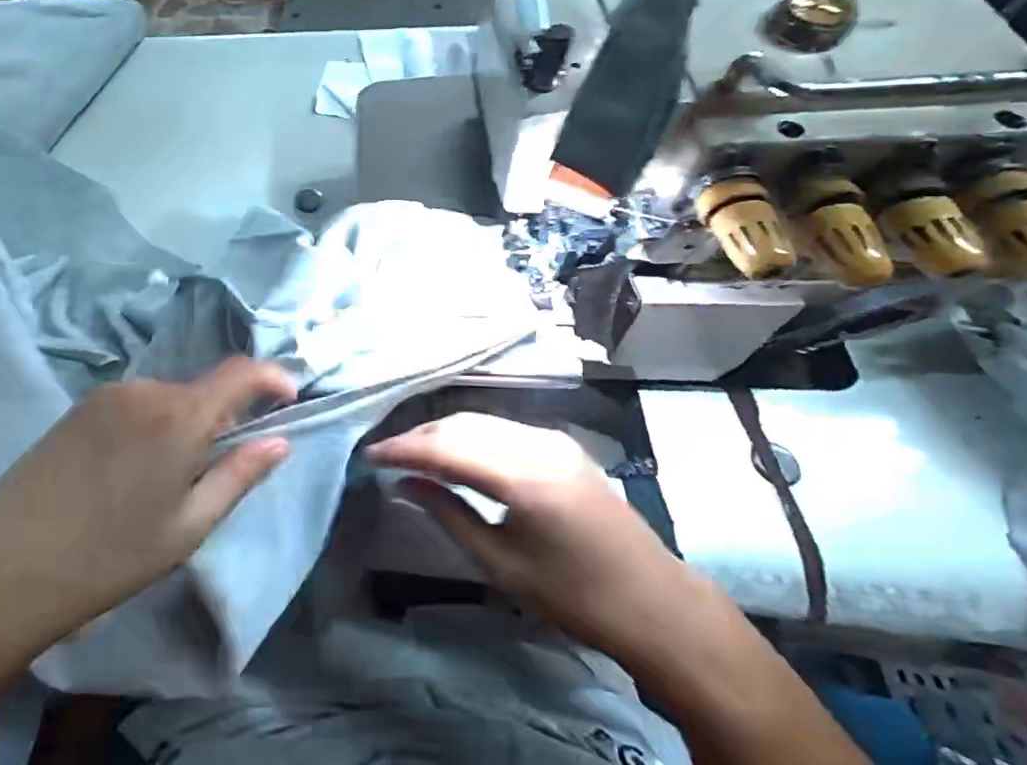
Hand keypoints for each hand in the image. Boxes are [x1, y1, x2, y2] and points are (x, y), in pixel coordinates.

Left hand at [0, 358, 295, 673]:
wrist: (0, 570)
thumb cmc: (108, 558)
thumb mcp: (187, 527)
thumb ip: (239, 476)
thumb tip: (280, 441)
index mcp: (179, 414)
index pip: (240, 372)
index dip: (271, 378)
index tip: (288, 399)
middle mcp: (145, 389)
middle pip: (202, 389)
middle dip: (221, 417)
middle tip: (217, 468)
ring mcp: (106, 395)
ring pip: (168, 399)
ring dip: (183, 424)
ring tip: (165, 482)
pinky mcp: (78, 408)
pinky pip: (135, 405)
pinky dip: (150, 427)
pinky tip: (128, 474)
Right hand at [371, 414, 869, 764]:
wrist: (657, 606)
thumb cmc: (575, 598)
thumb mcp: (502, 564)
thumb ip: (449, 514)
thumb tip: (404, 484)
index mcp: (524, 477)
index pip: (447, 448)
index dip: (403, 449)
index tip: (369, 455)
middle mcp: (540, 444)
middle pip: (463, 425)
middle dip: (420, 437)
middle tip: (386, 455)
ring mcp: (556, 441)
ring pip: (483, 422)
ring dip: (445, 434)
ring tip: (412, 454)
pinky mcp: (565, 446)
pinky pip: (505, 429)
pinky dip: (472, 437)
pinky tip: (456, 454)